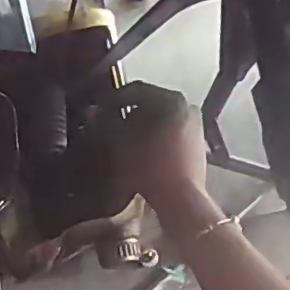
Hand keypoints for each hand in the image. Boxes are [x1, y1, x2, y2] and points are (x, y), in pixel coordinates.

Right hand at [98, 80, 209, 219]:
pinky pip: (171, 133)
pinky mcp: (198, 144)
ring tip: (124, 141)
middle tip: (109, 126)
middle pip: (150, 104)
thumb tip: (92, 112)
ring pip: (161, 119)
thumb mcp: (120, 144)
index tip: (99, 111)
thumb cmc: (148, 168)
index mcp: (171, 99)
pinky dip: (155, 137)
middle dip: (128, 114)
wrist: (181, 199)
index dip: (113, 100)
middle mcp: (187, 106)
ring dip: (142, 127)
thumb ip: (105, 124)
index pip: (136, 90)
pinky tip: (143, 152)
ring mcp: (195, 125)